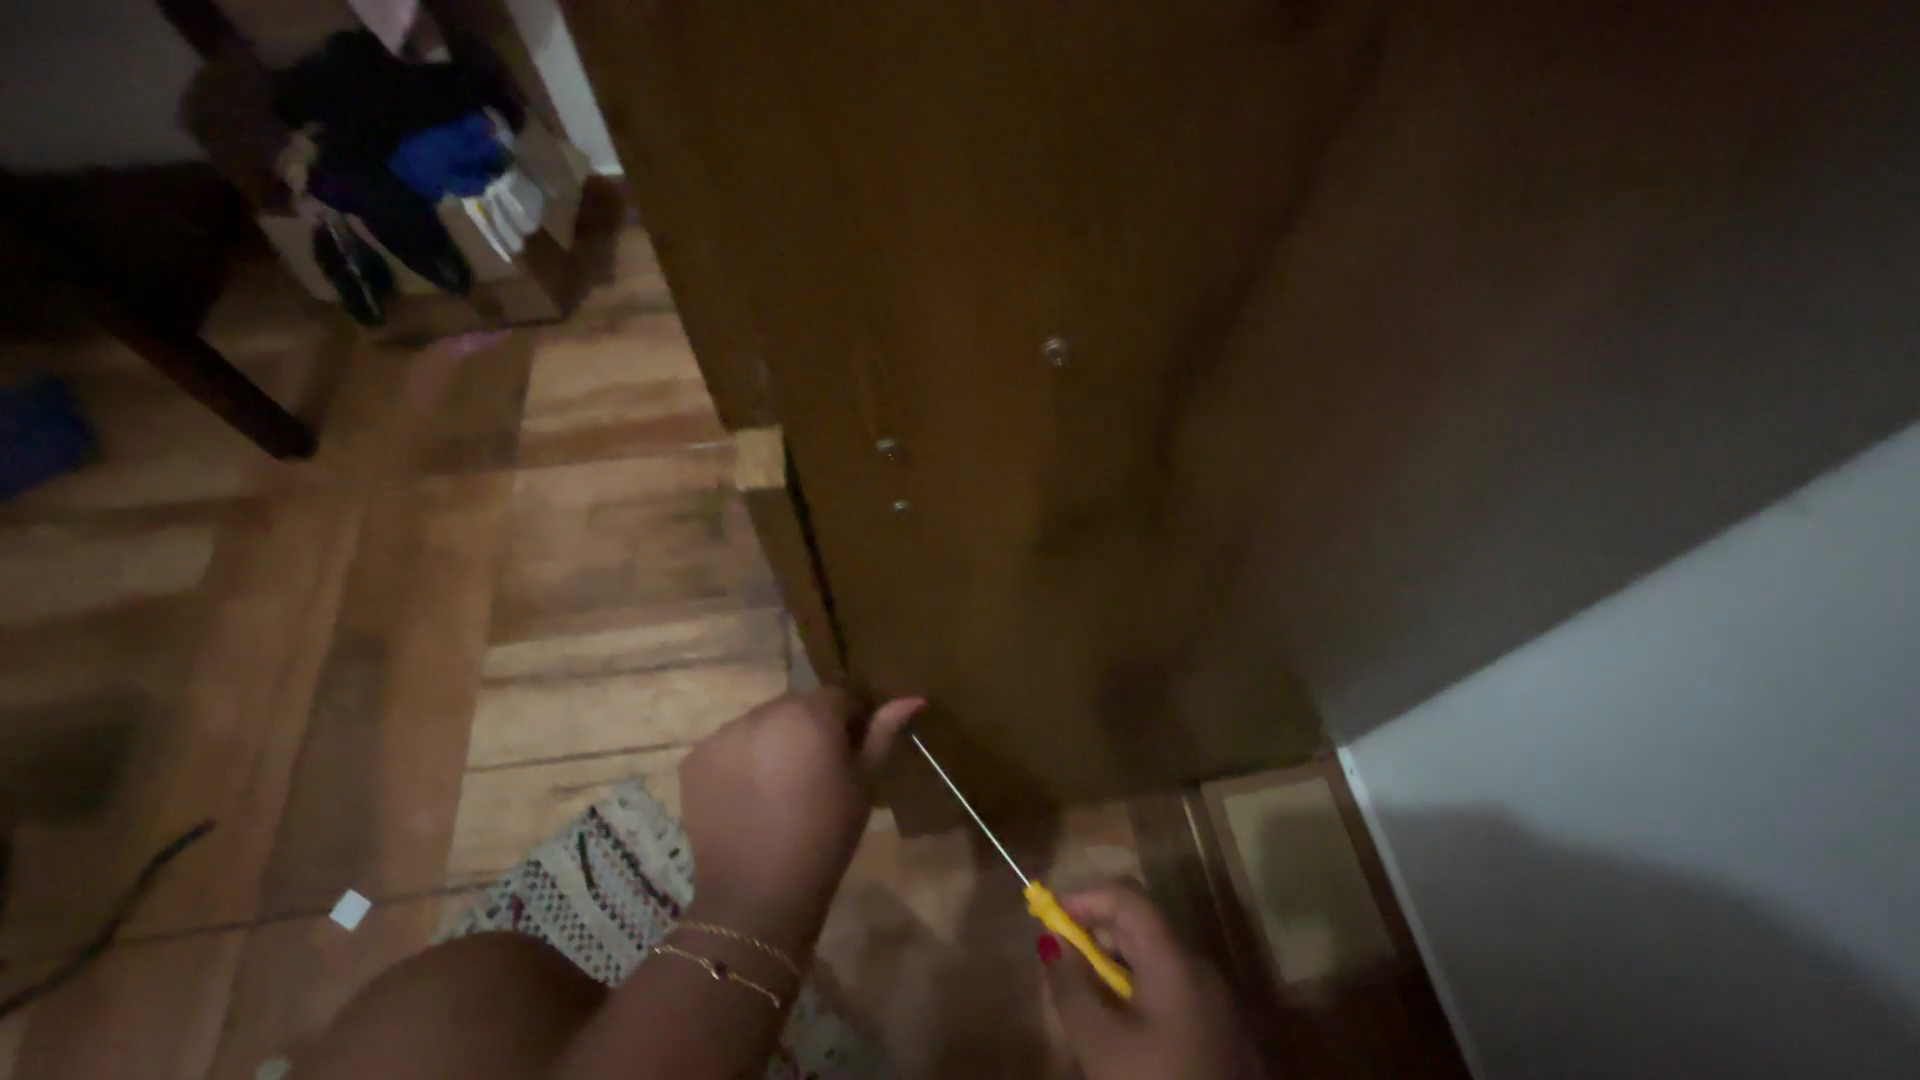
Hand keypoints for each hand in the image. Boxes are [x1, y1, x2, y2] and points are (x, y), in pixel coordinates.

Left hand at [678, 689, 922, 944]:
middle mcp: (762, 713)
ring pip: (761, 724)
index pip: (839, 695)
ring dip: (774, 742)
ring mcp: (723, 735)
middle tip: (817, 772)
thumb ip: (882, 734)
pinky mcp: (695, 759)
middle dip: (810, 728)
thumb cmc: (826, 837)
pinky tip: (750, 798)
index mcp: (809, 715)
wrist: (758, 894)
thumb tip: (912, 697)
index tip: (852, 752)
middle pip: (796, 705)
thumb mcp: (863, 784)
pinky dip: (741, 762)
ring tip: (780, 788)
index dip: (851, 720)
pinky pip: (729, 746)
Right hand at [1044, 883, 1263, 1079]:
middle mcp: (1201, 969)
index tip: (1050, 920)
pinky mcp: (1221, 1035)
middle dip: (1096, 936)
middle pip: (1142, 928)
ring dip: (1115, 969)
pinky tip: (1121, 1035)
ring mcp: (1216, 1004)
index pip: (1128, 897)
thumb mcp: (1099, 1043)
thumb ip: (1071, 985)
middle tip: (1062, 969)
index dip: (1086, 898)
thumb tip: (1055, 941)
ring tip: (1085, 1006)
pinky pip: (1171, 993)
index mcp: (1175, 959)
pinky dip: (1138, 995)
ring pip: (1155, 963)